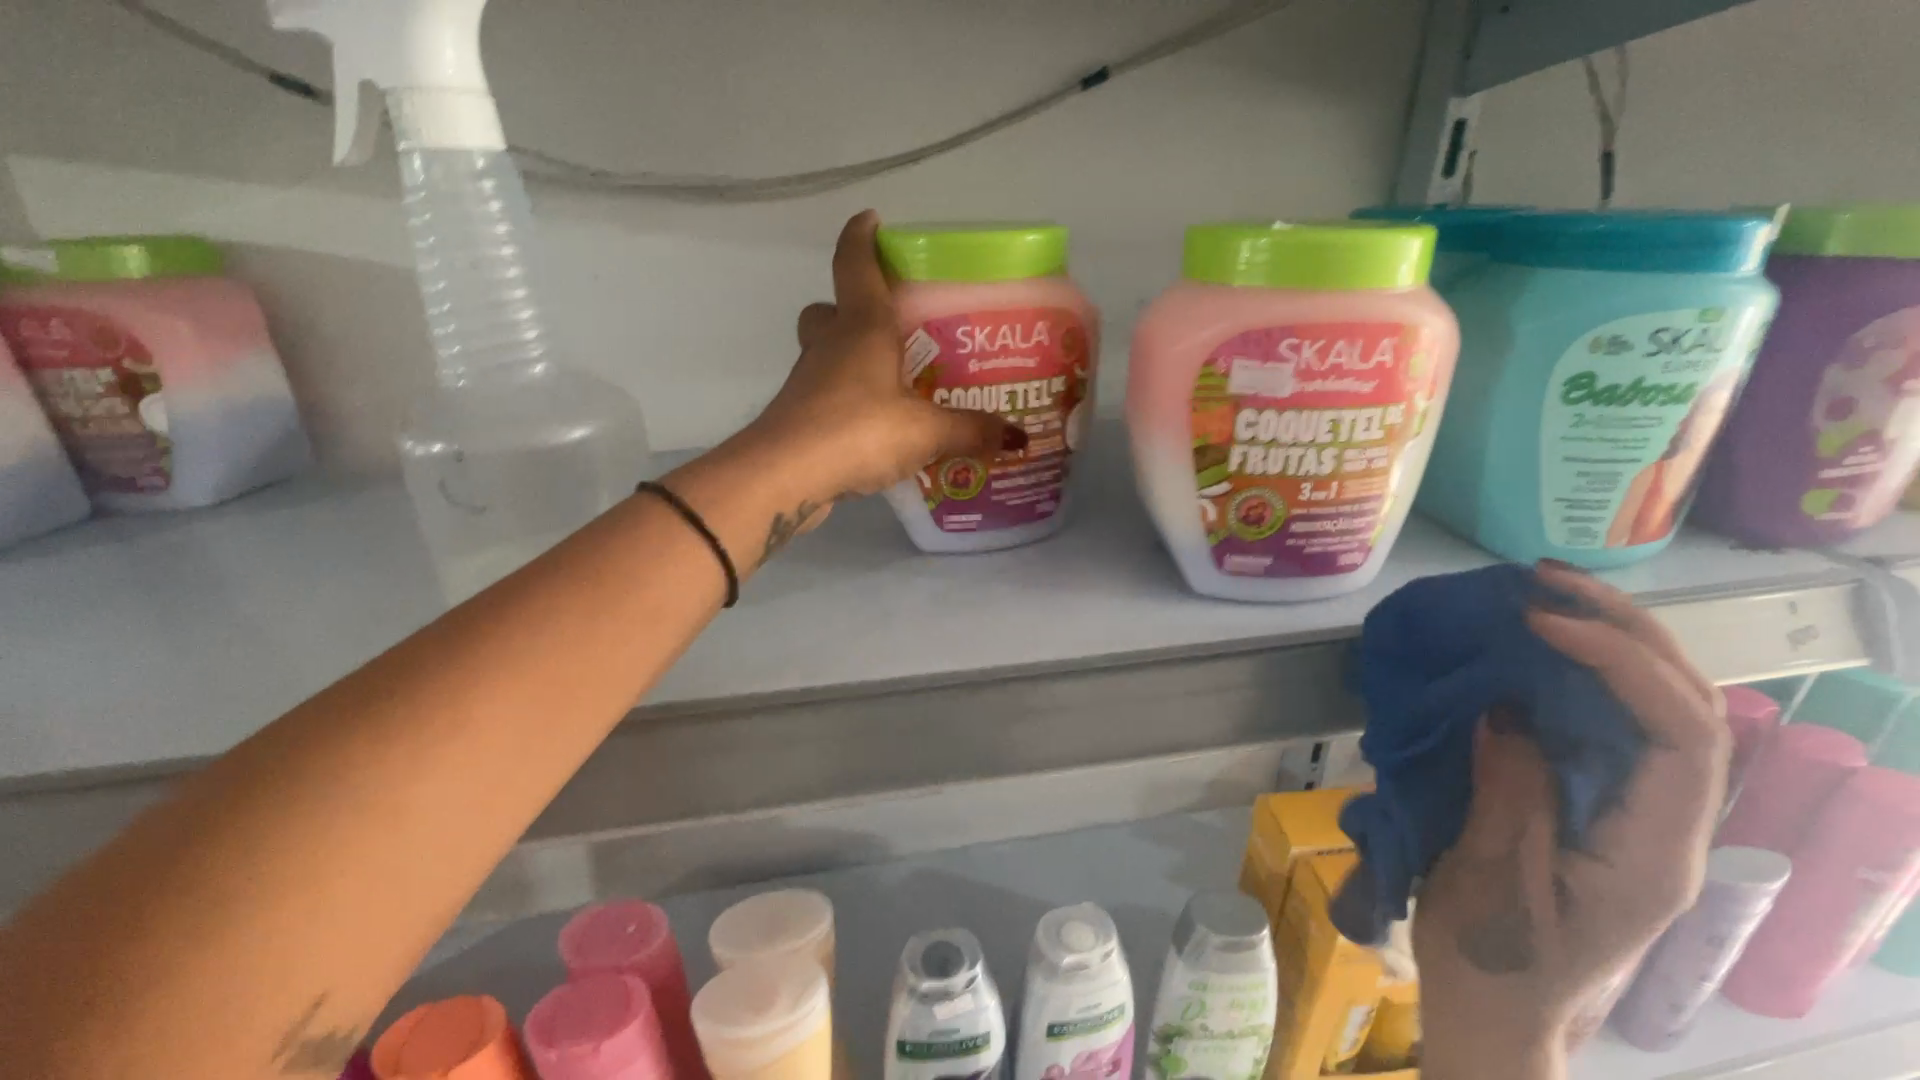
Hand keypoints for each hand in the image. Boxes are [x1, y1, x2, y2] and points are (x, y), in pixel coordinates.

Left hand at [736, 210, 1025, 515]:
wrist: (785, 477)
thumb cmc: (857, 431)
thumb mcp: (926, 432)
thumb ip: (970, 431)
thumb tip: (1017, 436)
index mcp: (861, 327)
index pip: (854, 264)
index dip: (860, 237)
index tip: (871, 219)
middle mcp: (830, 344)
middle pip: (829, 310)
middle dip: (852, 309)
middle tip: (890, 328)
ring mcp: (809, 381)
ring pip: (825, 353)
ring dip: (850, 359)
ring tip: (894, 383)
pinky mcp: (800, 417)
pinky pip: (826, 395)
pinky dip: (848, 402)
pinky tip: (877, 428)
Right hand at [1415, 562, 1728, 1078]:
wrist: (1498, 1015)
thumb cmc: (1491, 963)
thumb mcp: (1487, 882)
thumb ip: (1510, 794)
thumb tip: (1509, 709)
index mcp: (1654, 853)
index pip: (1683, 736)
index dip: (1623, 665)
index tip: (1543, 625)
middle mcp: (1670, 827)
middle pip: (1690, 709)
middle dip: (1628, 634)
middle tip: (1544, 584)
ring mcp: (1642, 816)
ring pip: (1663, 712)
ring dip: (1613, 644)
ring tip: (1545, 597)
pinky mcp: (1606, 808)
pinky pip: (1616, 728)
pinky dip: (1583, 676)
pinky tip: (1538, 651)